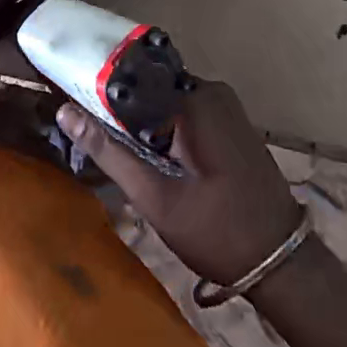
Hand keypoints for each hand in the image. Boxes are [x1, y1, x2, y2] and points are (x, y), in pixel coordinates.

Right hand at [57, 81, 302, 285]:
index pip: (129, 81)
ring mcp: (226, 107)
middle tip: (98, 147)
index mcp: (193, 99)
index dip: (98, 98)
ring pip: (164, 104)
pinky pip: (184, 114)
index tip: (77, 116)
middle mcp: (211, 91)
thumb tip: (64, 111)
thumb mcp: (153, 196)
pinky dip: (165, 132)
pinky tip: (154, 162)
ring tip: (123, 158)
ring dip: (143, 127)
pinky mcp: (231, 123)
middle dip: (121, 117)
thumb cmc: (215, 230)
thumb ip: (108, 150)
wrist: (281, 265)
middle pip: (146, 91)